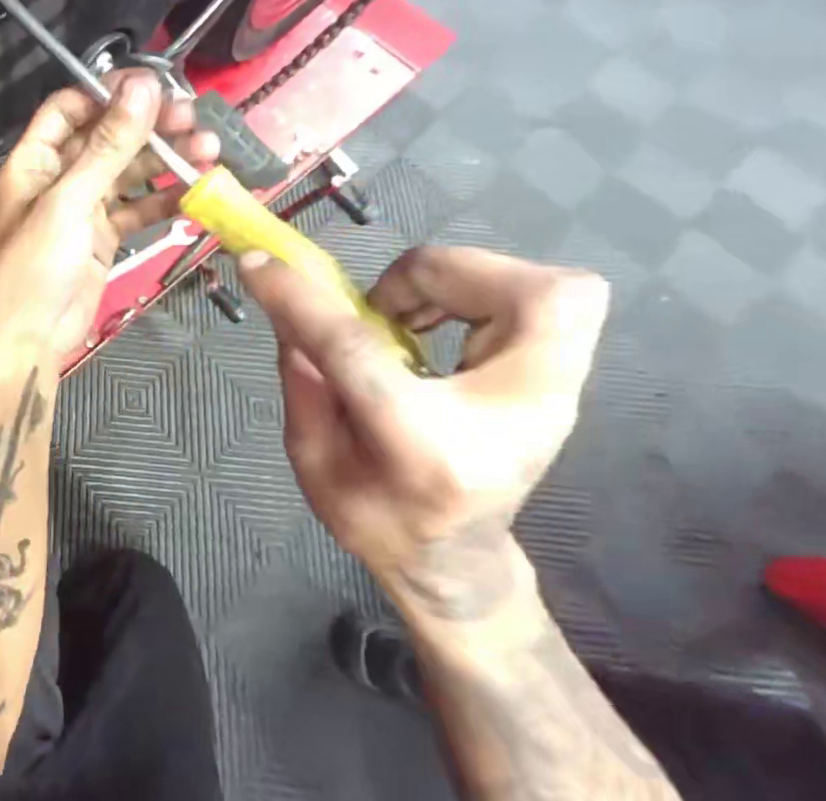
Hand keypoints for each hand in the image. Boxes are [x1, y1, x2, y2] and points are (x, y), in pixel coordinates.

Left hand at [0, 71, 216, 367]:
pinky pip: (137, 209)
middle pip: (106, 138)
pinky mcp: (103, 236)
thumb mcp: (70, 201)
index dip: (107, 94)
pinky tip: (196, 190)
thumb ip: (108, 145)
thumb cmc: (35, 267)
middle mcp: (58, 178)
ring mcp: (83, 208)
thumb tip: (141, 88)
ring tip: (208, 149)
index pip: (69, 109)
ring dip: (166, 161)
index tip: (152, 88)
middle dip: (148, 127)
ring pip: (128, 173)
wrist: (32, 340)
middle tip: (193, 117)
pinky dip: (164, 200)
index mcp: (35, 161)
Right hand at [239, 246, 607, 614]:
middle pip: (523, 300)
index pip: (358, 351)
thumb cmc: (377, 518)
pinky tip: (442, 321)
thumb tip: (288, 300)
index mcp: (423, 451)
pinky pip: (560, 301)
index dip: (302, 299)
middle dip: (439, 274)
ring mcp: (555, 402)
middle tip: (384, 305)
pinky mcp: (565, 383)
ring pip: (558, 290)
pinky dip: (493, 289)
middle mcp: (510, 421)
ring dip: (467, 279)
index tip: (260, 264)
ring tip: (411, 314)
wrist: (456, 560)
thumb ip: (301, 376)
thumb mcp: (313, 457)